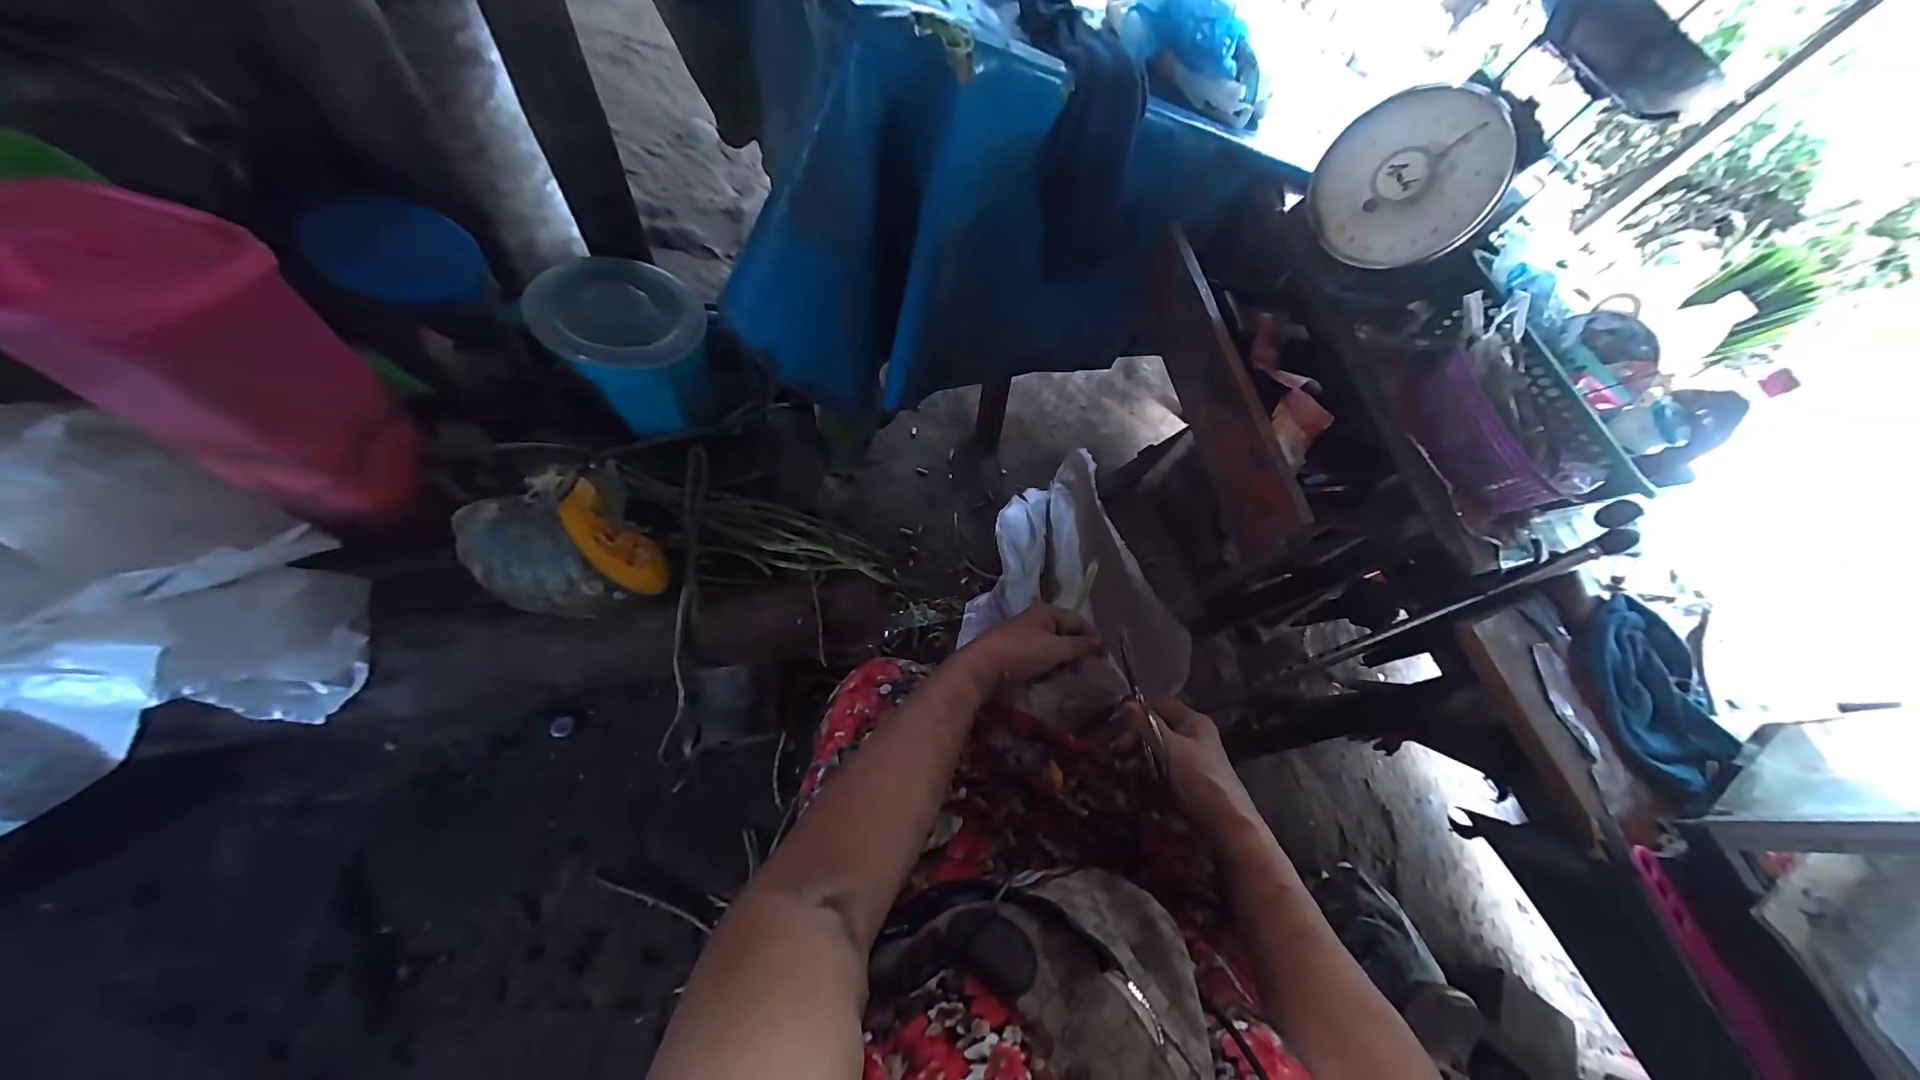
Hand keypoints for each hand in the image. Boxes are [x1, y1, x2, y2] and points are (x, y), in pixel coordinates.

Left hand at [948, 604, 1102, 697]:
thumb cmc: (1021, 653)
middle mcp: (1035, 618)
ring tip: (1066, 674)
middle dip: (1076, 650)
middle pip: (1065, 632)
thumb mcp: (1055, 650)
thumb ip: (1079, 646)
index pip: (1078, 620)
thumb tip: (1100, 641)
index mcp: (1046, 611)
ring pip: (1052, 646)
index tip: (1103, 658)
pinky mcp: (1014, 650)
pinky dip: (1046, 665)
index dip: (1092, 638)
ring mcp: (1023, 634)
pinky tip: (1046, 676)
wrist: (981, 667)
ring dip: (1061, 660)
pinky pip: (1038, 655)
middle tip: (1084, 668)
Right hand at [1122, 698, 1260, 839]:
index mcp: (1195, 722)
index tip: (1120, 726)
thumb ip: (1147, 726)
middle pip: (1158, 727)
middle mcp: (1194, 736)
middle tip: (1119, 751)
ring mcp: (1191, 758)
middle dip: (1137, 737)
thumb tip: (1125, 702)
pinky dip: (1148, 770)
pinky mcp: (1187, 778)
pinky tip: (1137, 779)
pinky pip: (1162, 767)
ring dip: (1139, 755)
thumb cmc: (1200, 778)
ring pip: (1158, 748)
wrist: (1227, 823)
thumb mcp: (1171, 749)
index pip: (1162, 704)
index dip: (1141, 712)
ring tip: (1125, 769)